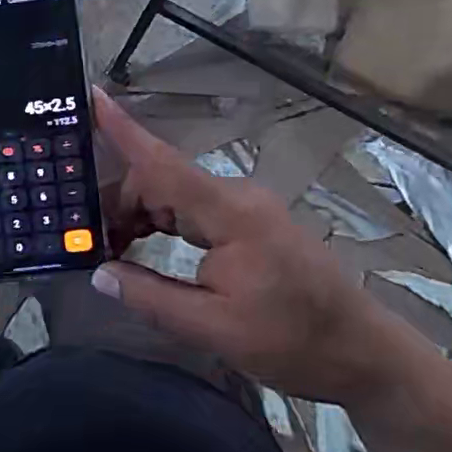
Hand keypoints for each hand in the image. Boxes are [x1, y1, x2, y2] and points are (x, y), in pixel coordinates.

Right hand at [89, 87, 417, 404]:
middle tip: (84, 238)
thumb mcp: (215, 330)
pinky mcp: (247, 220)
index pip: (162, 162)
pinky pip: (188, 208)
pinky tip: (139, 246)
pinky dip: (158, 222)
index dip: (123, 128)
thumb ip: (150, 297)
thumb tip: (100, 273)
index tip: (92, 96)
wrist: (367, 356)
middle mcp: (234, 196)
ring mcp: (243, 205)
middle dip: (116, 203)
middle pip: (158, 180)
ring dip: (136, 215)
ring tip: (108, 249)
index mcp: (230, 213)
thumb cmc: (296, 343)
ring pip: (170, 194)